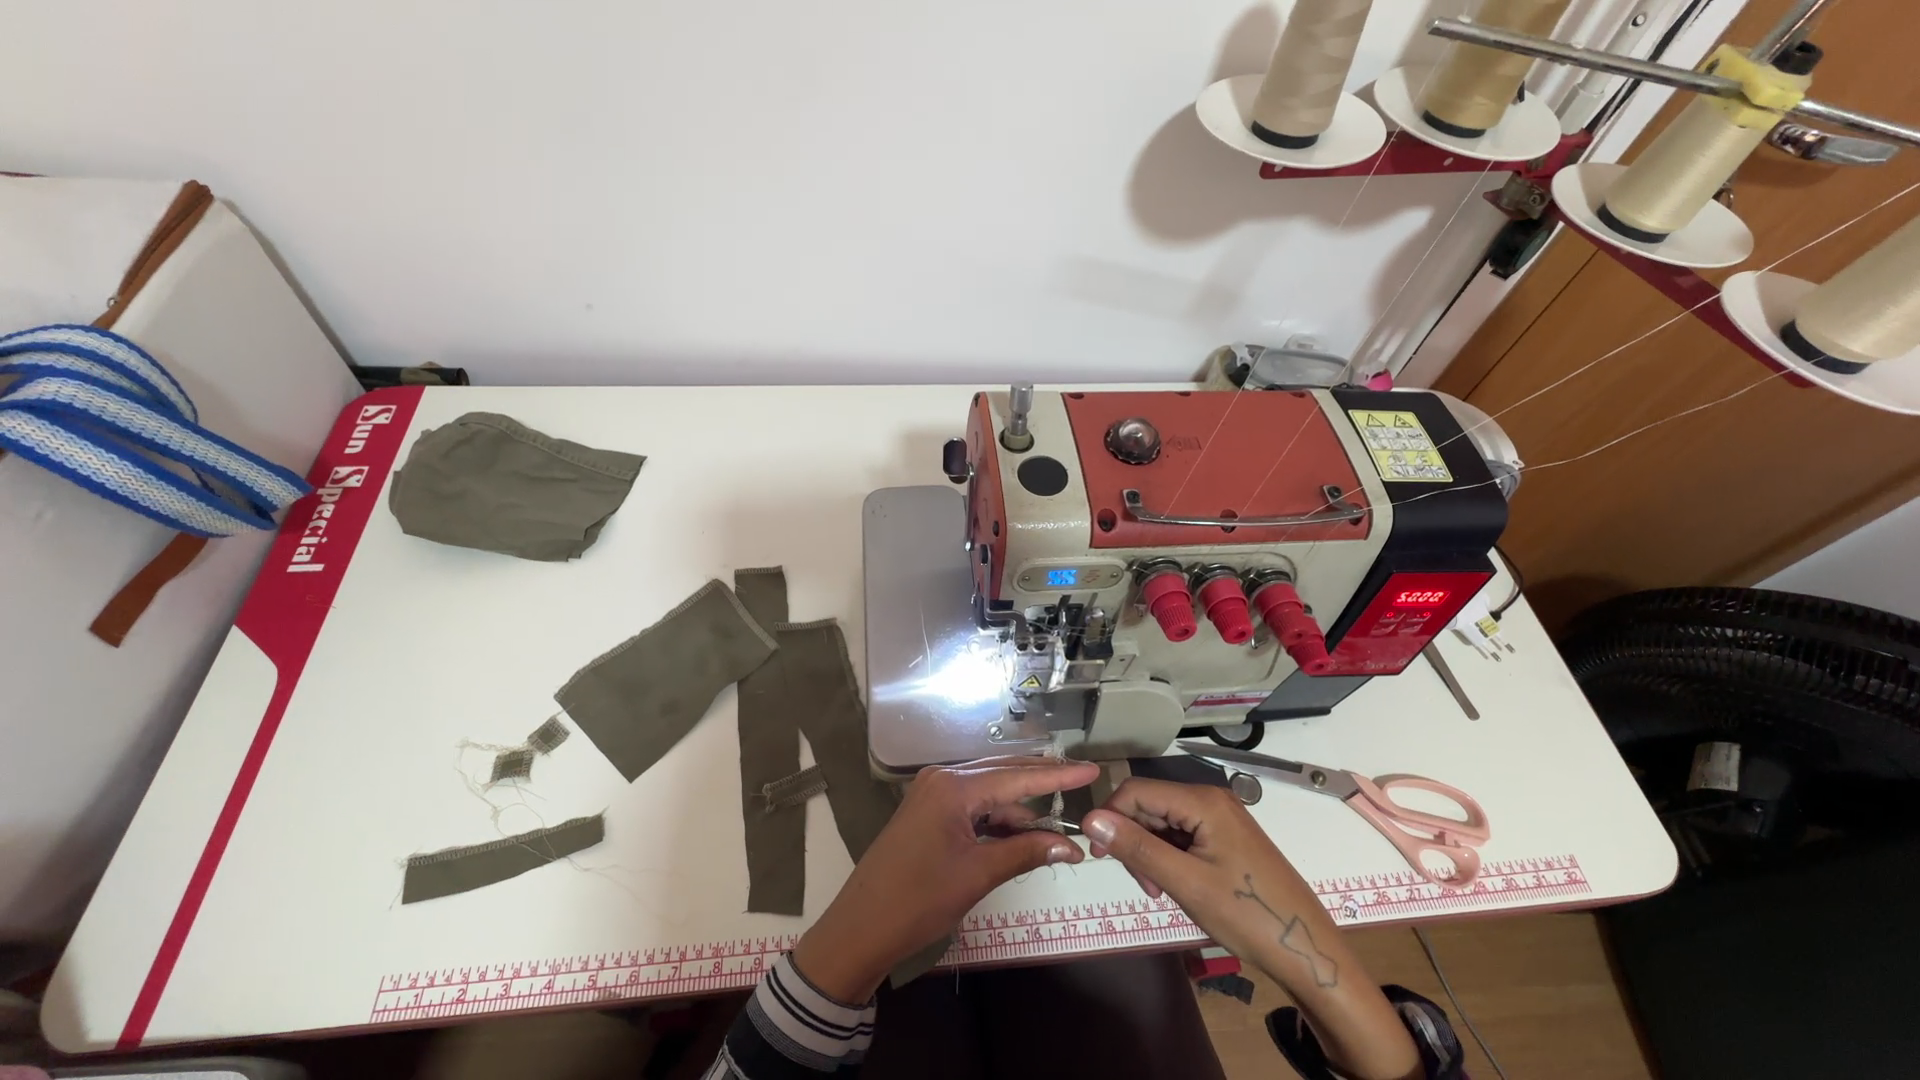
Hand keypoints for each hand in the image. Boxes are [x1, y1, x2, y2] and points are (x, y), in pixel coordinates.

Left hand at [793, 756, 1098, 1002]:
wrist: (861, 927)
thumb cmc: (918, 899)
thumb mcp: (978, 875)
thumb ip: (1025, 852)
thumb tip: (1071, 846)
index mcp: (953, 786)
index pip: (1017, 776)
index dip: (1058, 776)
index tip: (1093, 769)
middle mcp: (942, 779)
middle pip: (1003, 774)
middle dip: (1042, 783)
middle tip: (1082, 783)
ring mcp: (932, 795)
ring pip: (989, 793)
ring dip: (1020, 811)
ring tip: (1056, 832)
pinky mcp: (928, 813)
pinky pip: (973, 808)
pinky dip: (998, 821)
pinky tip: (1022, 837)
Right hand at [1081, 778, 1321, 975]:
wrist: (1305, 948)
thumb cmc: (1246, 914)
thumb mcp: (1185, 882)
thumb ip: (1136, 847)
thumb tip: (1089, 818)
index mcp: (1202, 800)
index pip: (1136, 791)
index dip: (1110, 817)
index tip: (1099, 856)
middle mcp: (1211, 798)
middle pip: (1150, 804)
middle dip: (1133, 839)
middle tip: (1143, 885)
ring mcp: (1221, 818)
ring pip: (1164, 821)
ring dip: (1150, 852)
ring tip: (1160, 891)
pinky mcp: (1226, 837)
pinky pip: (1183, 834)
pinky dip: (1170, 857)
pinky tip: (1175, 885)